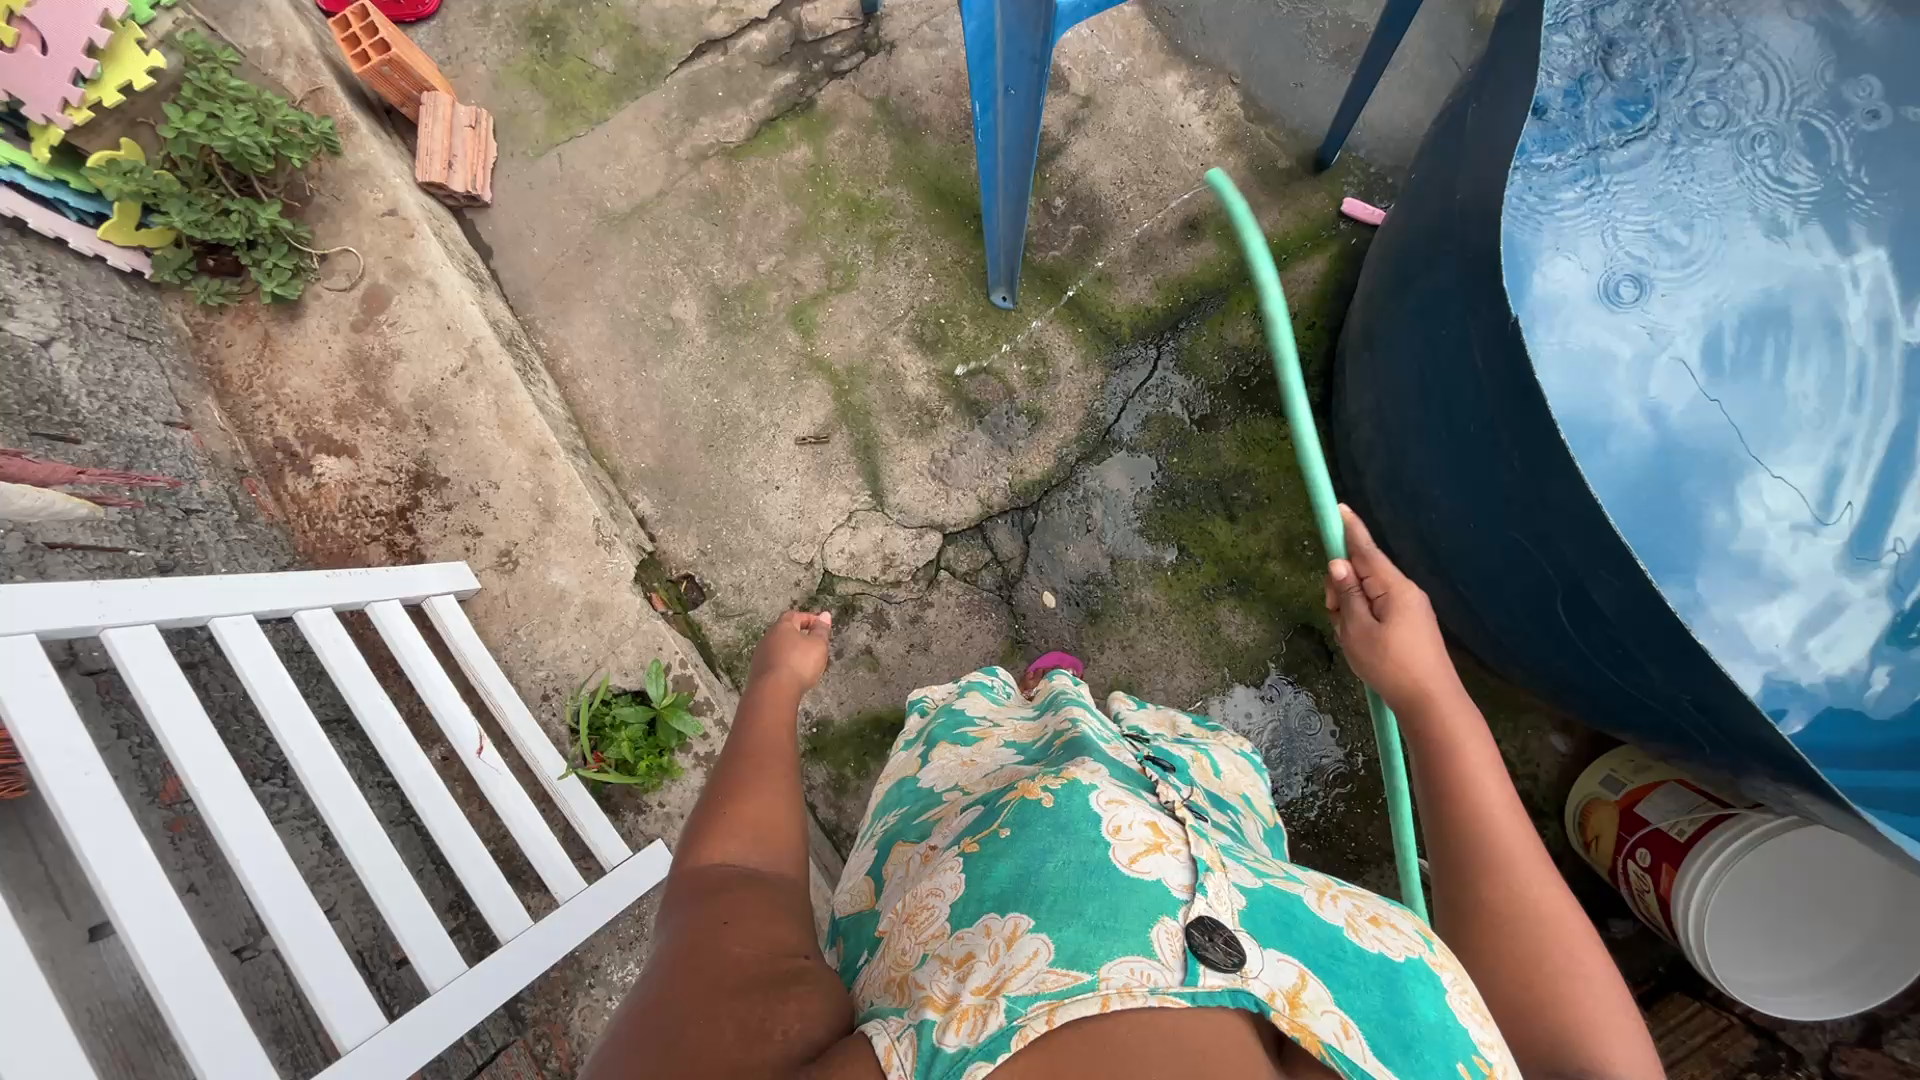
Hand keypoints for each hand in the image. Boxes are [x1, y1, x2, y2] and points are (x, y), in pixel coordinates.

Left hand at [747, 611, 832, 696]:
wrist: (773, 692)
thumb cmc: (799, 663)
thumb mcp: (818, 645)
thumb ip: (821, 630)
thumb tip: (825, 615)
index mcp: (782, 627)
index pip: (795, 615)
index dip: (810, 619)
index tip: (821, 626)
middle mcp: (768, 638)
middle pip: (785, 632)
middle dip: (799, 636)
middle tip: (814, 644)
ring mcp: (760, 655)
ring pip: (778, 648)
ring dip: (791, 652)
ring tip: (805, 662)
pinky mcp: (757, 672)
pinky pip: (774, 663)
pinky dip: (784, 665)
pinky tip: (792, 675)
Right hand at [1323, 505, 1463, 713]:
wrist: (1431, 703)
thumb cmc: (1391, 665)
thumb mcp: (1357, 630)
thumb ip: (1346, 595)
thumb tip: (1338, 565)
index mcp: (1393, 588)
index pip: (1366, 550)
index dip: (1349, 530)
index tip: (1338, 507)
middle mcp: (1404, 591)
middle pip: (1361, 573)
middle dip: (1340, 587)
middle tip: (1335, 616)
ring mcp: (1408, 608)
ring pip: (1365, 594)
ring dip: (1348, 609)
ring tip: (1350, 638)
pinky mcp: (1408, 623)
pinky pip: (1375, 609)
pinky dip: (1360, 619)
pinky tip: (1360, 642)